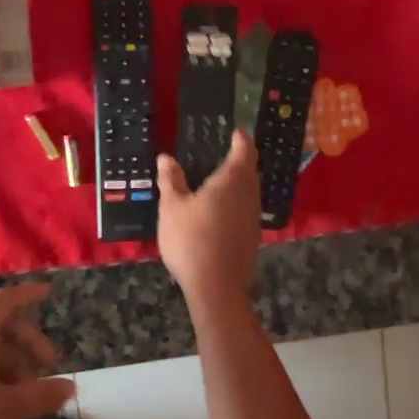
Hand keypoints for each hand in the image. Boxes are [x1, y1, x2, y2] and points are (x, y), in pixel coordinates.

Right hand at [157, 130, 261, 306]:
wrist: (216, 287)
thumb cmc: (191, 240)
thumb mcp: (171, 207)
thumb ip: (171, 180)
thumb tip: (166, 157)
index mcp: (231, 181)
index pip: (243, 150)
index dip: (240, 138)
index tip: (234, 131)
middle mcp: (248, 195)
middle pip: (250, 171)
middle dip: (240, 159)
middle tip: (224, 151)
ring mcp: (253, 217)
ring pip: (250, 191)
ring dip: (239, 182)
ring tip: (219, 179)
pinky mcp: (252, 237)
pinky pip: (246, 209)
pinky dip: (236, 202)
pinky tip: (220, 210)